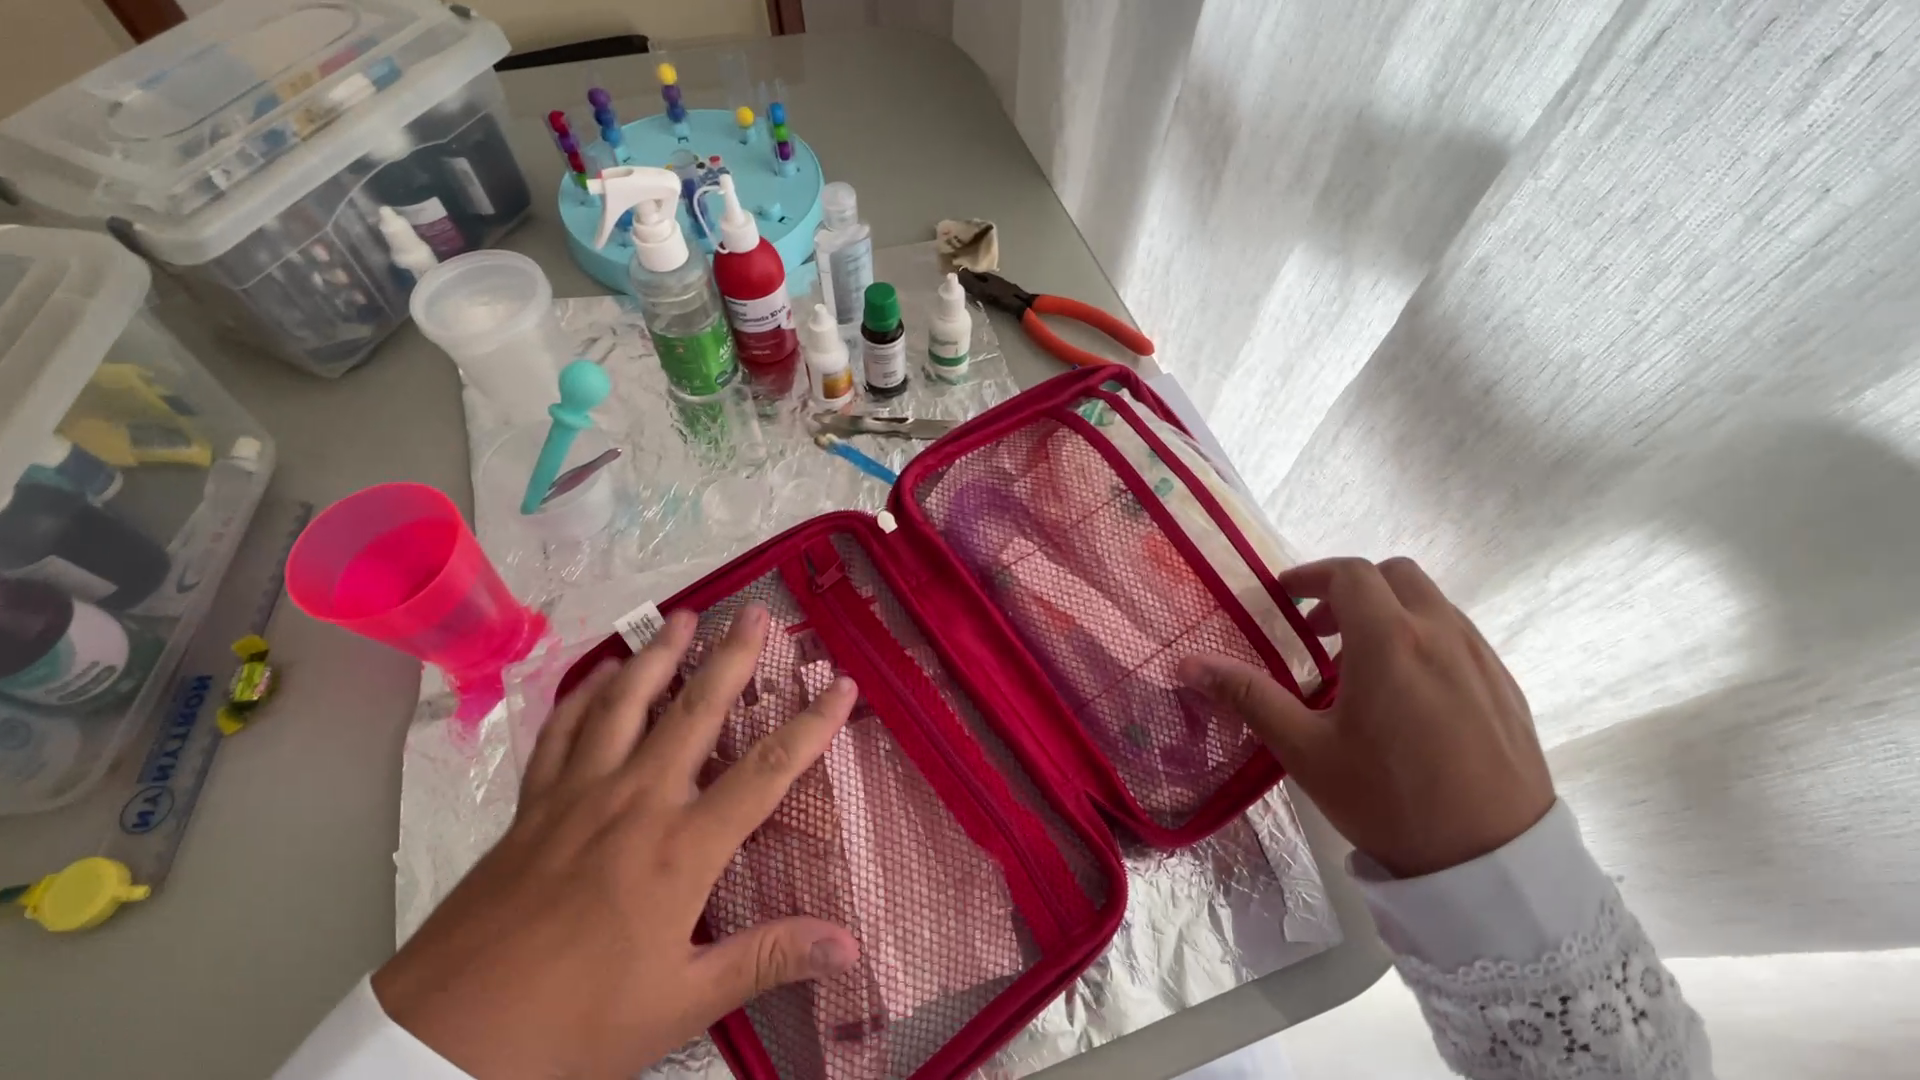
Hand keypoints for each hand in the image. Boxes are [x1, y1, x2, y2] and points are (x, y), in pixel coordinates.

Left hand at [371, 603, 860, 1077]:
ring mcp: (578, 796)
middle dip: (731, 658)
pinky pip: (562, 732)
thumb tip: (850, 947)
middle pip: (695, 713)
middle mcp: (634, 802)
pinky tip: (601, 673)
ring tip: (683, 617)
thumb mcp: (681, 1004)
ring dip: (658, 656)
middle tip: (754, 612)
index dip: (812, 726)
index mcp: (680, 848)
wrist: (447, 1039)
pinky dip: (585, 694)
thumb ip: (768, 959)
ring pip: (625, 705)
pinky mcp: (533, 806)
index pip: (765, 772)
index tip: (843, 686)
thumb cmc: (577, 1024)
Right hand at [1180, 557, 1553, 877]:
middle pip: (1395, 575)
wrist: (1494, 862)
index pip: (1349, 574)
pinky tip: (1409, 695)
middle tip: (1320, 632)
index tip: (1285, 598)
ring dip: (1390, 612)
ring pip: (1432, 603)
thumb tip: (1189, 663)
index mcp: (1389, 640)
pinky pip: (1459, 636)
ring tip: (1362, 667)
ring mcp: (1481, 657)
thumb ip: (1249, 696)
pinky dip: (1424, 638)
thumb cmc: (1389, 800)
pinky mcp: (1506, 685)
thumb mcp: (1306, 751)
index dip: (1311, 576)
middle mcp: (1441, 633)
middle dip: (1352, 588)